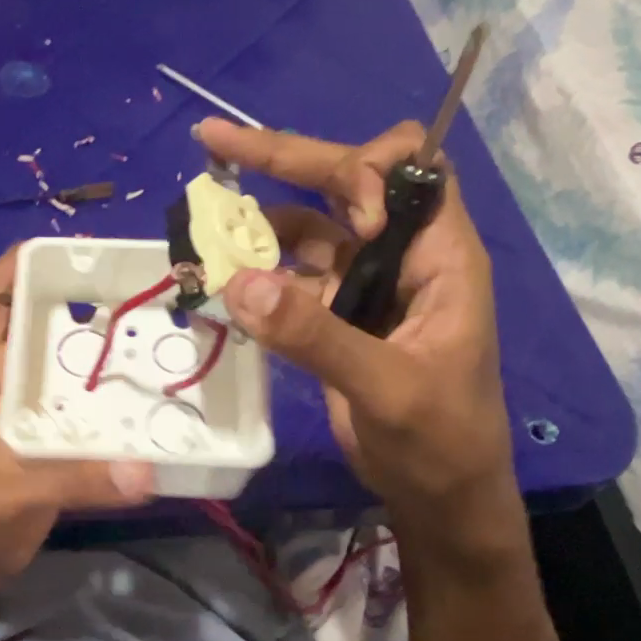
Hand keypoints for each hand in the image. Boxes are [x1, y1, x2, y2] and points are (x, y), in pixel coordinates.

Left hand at [0, 246, 154, 608]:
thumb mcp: (15, 495)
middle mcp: (9, 382)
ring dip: (102, 341)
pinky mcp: (55, 438)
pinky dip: (113, 388)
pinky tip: (153, 388)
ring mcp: (33, 410)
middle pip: (39, 320)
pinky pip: (86, 399)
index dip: (15, 265)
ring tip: (157, 324)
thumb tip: (144, 470)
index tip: (65, 246)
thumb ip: (74, 481)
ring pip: (66, 358)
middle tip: (138, 284)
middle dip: (78, 295)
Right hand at [195, 118, 515, 538]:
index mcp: (439, 257)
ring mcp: (363, 288)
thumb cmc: (439, 440)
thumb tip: (239, 282)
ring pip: (308, 231)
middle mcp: (401, 259)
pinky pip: (289, 280)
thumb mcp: (387, 388)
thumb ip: (315, 336)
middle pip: (344, 185)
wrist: (439, 496)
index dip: (364, 168)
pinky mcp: (333, 319)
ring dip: (257, 224)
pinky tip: (217, 279)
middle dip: (283, 161)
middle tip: (212, 145)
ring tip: (200, 229)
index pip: (410, 172)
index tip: (327, 205)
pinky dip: (254, 274)